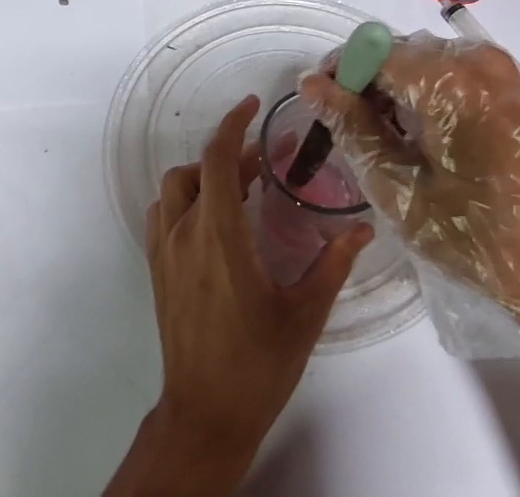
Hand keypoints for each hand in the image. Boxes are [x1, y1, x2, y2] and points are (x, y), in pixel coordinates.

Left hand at [107, 95, 372, 495]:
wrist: (205, 413)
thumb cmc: (258, 363)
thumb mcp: (305, 314)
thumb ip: (333, 265)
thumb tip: (361, 230)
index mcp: (220, 238)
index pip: (217, 160)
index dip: (232, 125)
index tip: (253, 106)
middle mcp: (184, 236)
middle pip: (195, 170)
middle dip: (228, 155)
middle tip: (264, 164)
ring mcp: (164, 254)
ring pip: (173, 190)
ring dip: (204, 176)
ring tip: (241, 189)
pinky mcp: (157, 272)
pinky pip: (162, 216)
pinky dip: (186, 200)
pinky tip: (215, 220)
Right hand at [301, 34, 519, 361]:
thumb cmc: (476, 237)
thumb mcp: (399, 188)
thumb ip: (353, 128)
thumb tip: (312, 85)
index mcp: (452, 82)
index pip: (374, 52)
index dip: (340, 74)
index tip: (323, 108)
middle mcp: (481, 61)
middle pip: (403, 51)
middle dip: (369, 83)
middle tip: (352, 131)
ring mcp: (506, 73)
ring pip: (429, 62)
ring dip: (400, 90)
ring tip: (388, 140)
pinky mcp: (519, 91)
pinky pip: (458, 73)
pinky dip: (432, 95)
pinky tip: (426, 138)